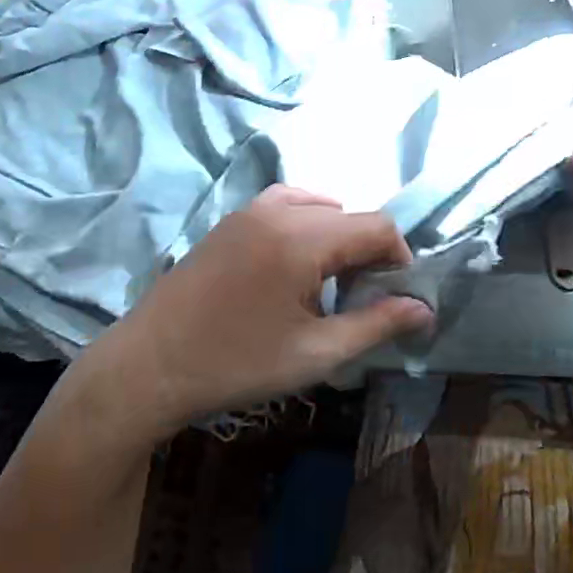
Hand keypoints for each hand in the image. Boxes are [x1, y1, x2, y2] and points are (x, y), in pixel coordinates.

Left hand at [79, 186, 434, 438]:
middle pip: (346, 214)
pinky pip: (280, 207)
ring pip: (314, 207)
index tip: (394, 298)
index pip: (376, 225)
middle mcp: (276, 210)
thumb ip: (375, 324)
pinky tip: (291, 267)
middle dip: (366, 250)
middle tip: (360, 299)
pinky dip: (302, 226)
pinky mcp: (226, 223)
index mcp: (302, 237)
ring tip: (326, 284)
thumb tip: (423, 308)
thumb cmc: (237, 364)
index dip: (398, 258)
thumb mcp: (316, 353)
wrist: (150, 365)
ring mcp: (246, 212)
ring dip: (333, 237)